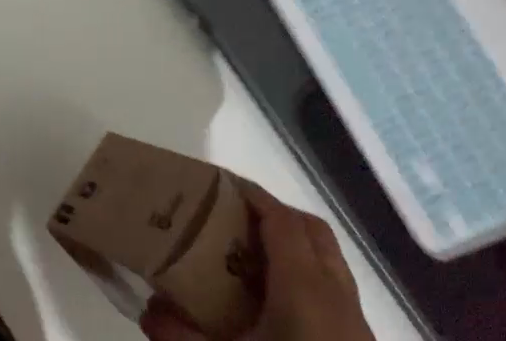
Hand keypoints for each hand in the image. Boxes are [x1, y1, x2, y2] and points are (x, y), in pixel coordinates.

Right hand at [141, 183, 374, 340]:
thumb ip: (177, 333)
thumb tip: (148, 308)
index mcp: (305, 290)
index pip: (281, 220)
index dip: (249, 193)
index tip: (212, 180)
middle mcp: (338, 298)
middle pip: (313, 233)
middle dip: (272, 213)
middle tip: (226, 213)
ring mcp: (357, 326)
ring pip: (329, 264)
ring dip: (290, 247)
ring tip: (243, 255)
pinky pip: (334, 294)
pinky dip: (302, 280)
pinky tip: (270, 304)